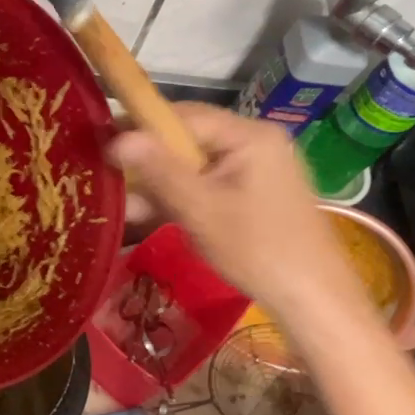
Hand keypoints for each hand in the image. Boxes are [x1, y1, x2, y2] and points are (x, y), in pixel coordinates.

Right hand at [111, 103, 355, 312]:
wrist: (312, 297)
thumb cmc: (256, 250)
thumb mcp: (200, 209)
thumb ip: (158, 171)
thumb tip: (116, 138)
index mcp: (249, 136)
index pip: (183, 116)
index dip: (140, 126)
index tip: (102, 141)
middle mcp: (255, 142)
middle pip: (188, 138)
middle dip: (148, 159)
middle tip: (108, 174)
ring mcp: (256, 168)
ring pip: (195, 164)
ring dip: (160, 183)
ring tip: (124, 202)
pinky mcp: (254, 193)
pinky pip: (208, 183)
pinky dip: (180, 196)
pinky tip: (149, 213)